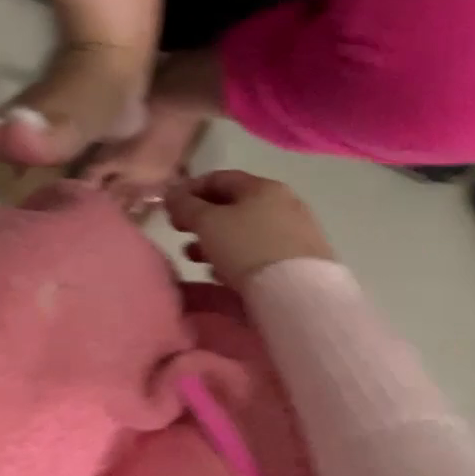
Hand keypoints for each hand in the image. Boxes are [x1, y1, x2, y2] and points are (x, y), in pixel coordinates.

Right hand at [165, 170, 336, 289]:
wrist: (301, 297)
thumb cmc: (246, 247)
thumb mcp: (205, 221)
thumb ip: (183, 204)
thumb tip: (171, 195)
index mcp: (263, 187)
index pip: (217, 178)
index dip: (188, 189)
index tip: (170, 207)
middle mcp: (285, 204)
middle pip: (232, 206)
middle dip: (201, 220)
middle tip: (181, 233)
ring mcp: (299, 235)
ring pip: (245, 232)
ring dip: (216, 242)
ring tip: (196, 258)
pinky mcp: (304, 263)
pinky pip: (261, 252)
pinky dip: (238, 258)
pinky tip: (223, 275)